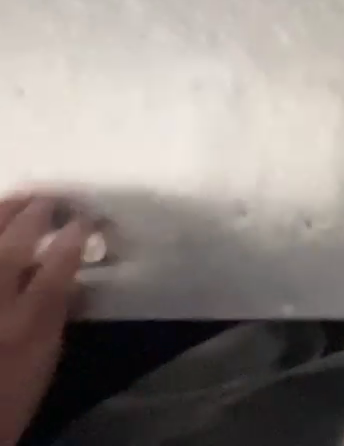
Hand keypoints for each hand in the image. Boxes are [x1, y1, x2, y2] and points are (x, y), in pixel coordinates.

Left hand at [1, 196, 89, 445]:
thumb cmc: (7, 392)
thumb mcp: (43, 354)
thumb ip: (54, 312)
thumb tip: (72, 275)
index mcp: (26, 318)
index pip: (58, 261)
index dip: (73, 234)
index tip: (89, 215)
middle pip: (9, 251)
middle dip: (33, 218)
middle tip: (53, 196)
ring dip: (1, 219)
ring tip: (19, 199)